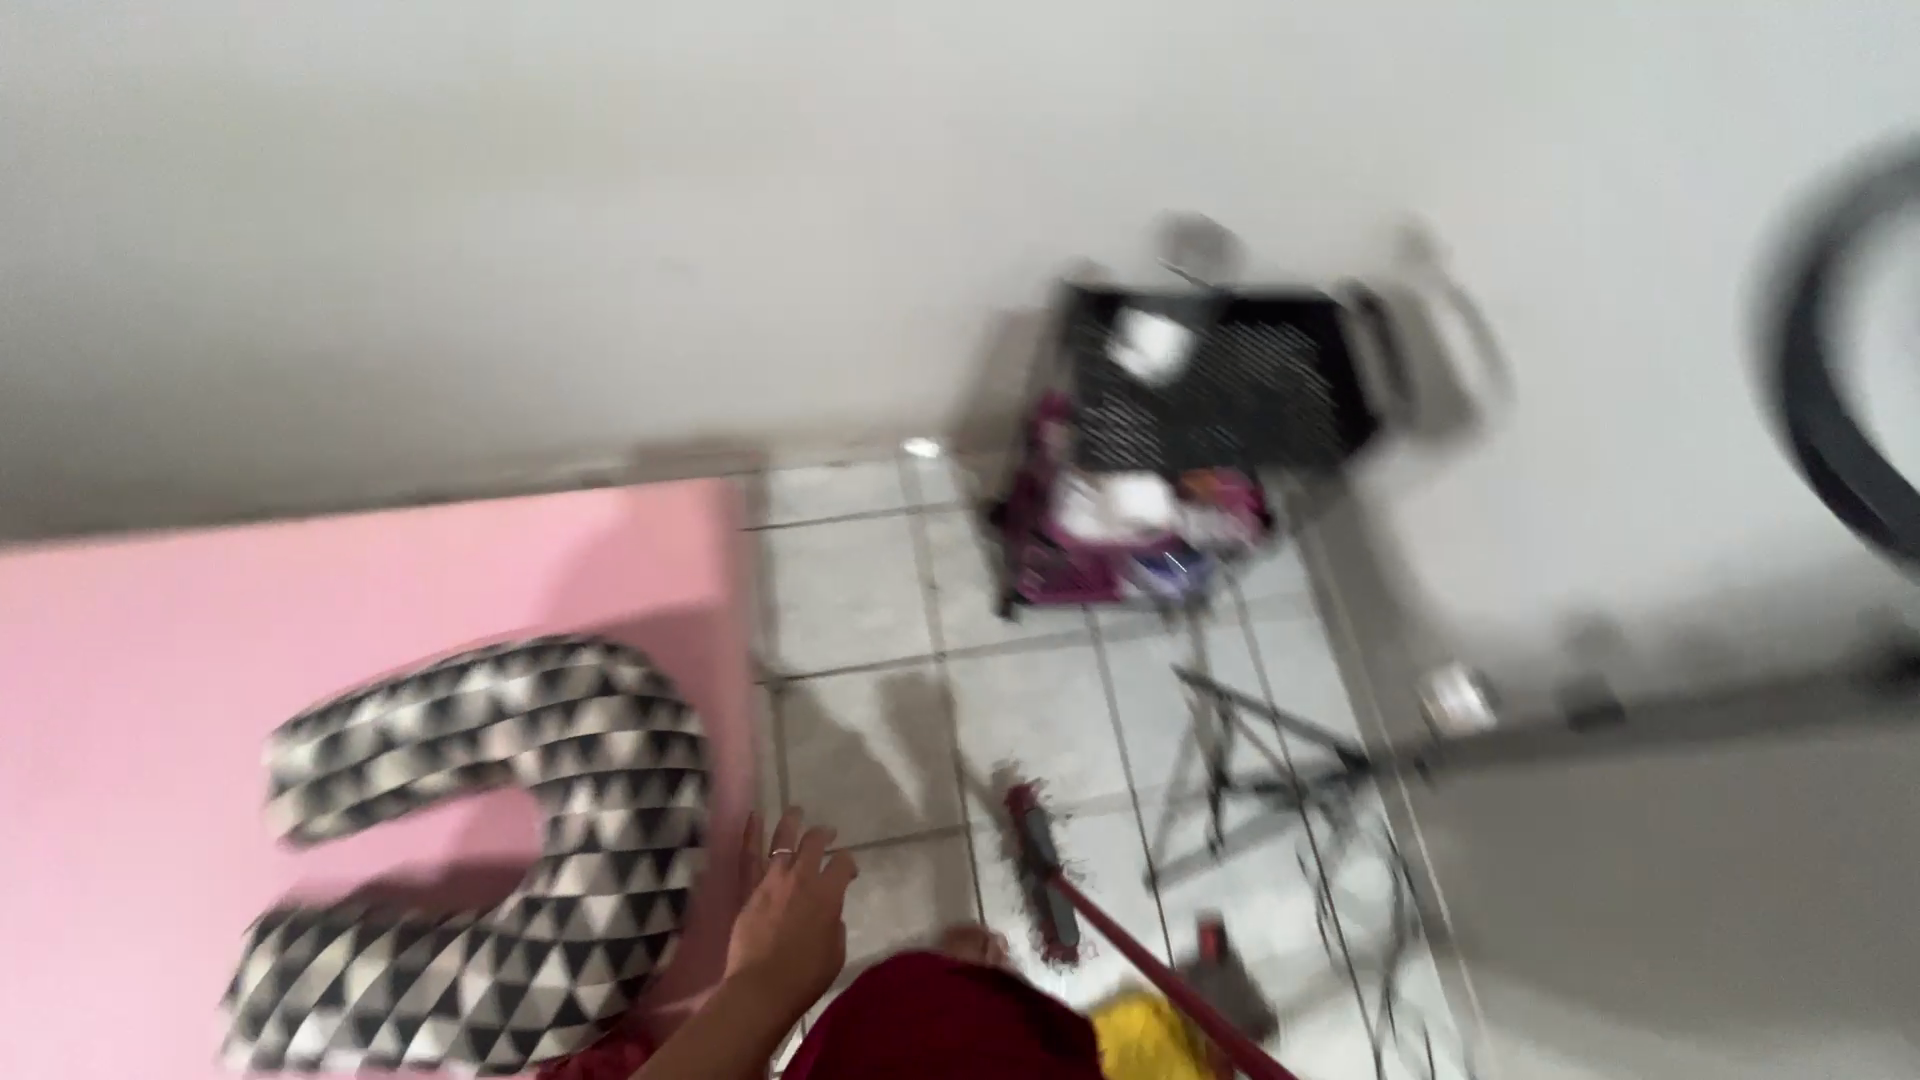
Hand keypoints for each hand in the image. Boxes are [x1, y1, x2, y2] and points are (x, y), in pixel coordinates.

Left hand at [725, 808, 858, 1023]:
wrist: (761, 989)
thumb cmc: (805, 977)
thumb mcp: (835, 953)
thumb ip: (834, 926)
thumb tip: (828, 916)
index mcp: (829, 893)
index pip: (843, 863)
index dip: (848, 863)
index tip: (848, 871)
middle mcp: (803, 878)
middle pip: (815, 843)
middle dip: (824, 834)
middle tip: (827, 833)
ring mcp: (774, 880)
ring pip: (784, 840)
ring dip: (792, 822)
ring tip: (796, 810)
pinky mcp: (751, 889)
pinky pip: (749, 856)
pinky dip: (751, 834)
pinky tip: (754, 815)